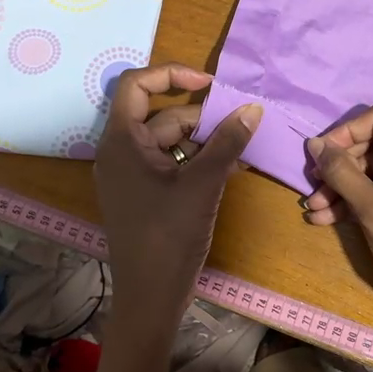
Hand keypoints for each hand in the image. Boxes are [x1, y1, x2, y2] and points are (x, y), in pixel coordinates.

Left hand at [95, 64, 261, 328]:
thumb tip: (252, 107)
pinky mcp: (142, 194)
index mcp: (122, 142)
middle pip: (161, 114)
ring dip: (205, 141)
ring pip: (170, 140)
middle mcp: (120, 152)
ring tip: (242, 150)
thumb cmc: (169, 237)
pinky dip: (197, 161)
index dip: (172, 74)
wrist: (150, 297)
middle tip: (240, 126)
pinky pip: (170, 163)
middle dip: (202, 117)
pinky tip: (230, 169)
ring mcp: (130, 175)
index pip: (137, 85)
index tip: (209, 84)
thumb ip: (227, 142)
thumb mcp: (204, 184)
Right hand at [302, 102, 372, 341]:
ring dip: (345, 187)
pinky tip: (331, 217)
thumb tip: (315, 144)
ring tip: (315, 211)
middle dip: (340, 166)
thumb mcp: (370, 210)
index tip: (323, 157)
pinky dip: (362, 198)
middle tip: (313, 191)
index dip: (346, 131)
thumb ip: (341, 172)